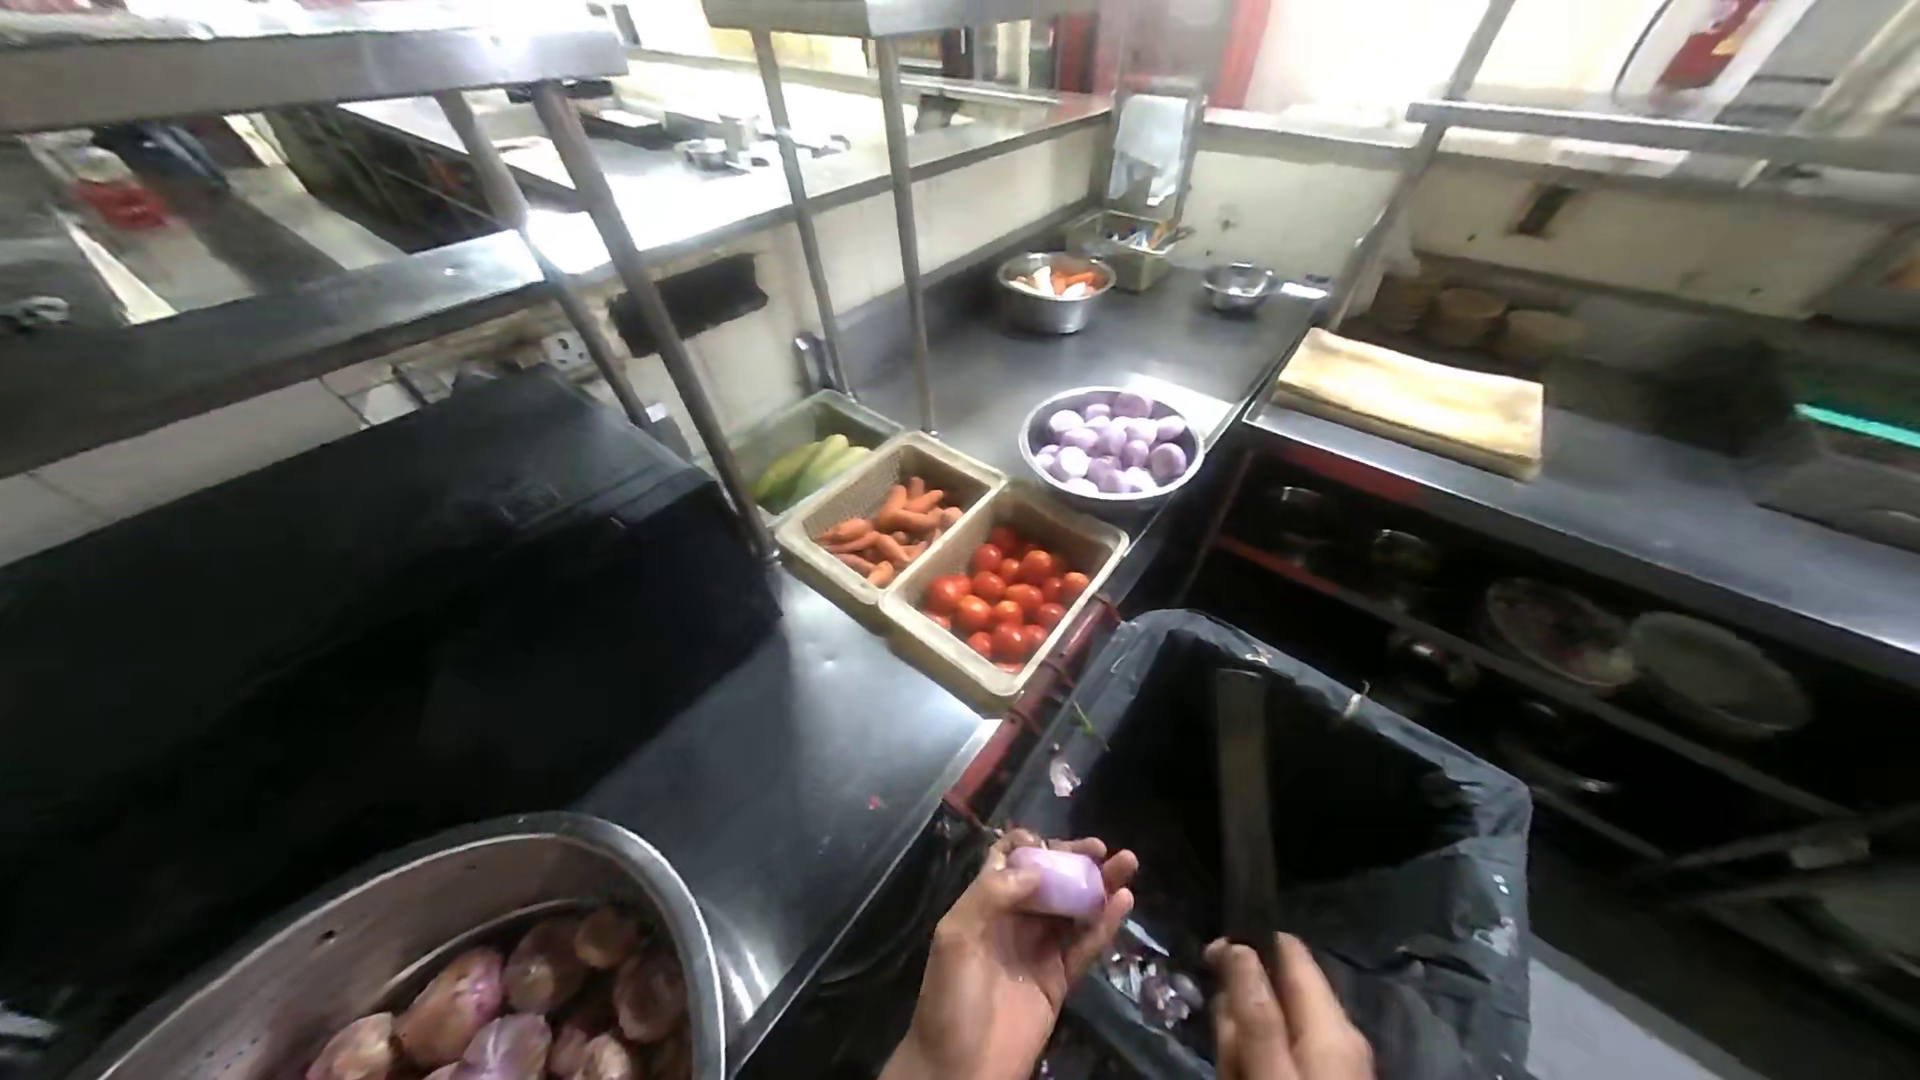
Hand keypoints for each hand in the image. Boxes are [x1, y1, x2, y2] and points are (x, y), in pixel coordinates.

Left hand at [881, 830, 1137, 1079]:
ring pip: (1073, 907)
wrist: (960, 1071)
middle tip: (1103, 849)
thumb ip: (992, 894)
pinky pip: (1085, 944)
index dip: (1030, 844)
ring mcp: (1039, 948)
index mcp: (986, 902)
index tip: (1050, 840)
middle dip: (1074, 859)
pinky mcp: (1059, 979)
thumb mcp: (956, 935)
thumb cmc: (950, 997)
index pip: (1010, 860)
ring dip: (1099, 884)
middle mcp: (1015, 918)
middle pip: (1050, 878)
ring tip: (1127, 863)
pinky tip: (1123, 901)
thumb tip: (1037, 867)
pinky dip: (1105, 922)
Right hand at [1207, 934, 1372, 1079]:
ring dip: (1243, 1039)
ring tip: (1233, 1068)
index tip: (1211, 961)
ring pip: (1273, 1022)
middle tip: (1225, 1041)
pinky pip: (1281, 1052)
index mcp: (1333, 1023)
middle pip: (1275, 986)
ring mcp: (1338, 1062)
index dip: (1246, 943)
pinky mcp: (1326, 1079)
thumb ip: (1255, 1012)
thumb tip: (1238, 946)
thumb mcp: (1270, 1072)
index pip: (1289, 948)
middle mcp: (1341, 1033)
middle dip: (1240, 1006)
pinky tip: (1246, 1075)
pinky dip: (1257, 1061)